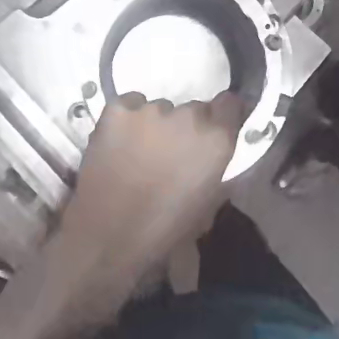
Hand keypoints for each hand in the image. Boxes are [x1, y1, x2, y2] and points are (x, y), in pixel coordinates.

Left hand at [53, 92, 245, 308]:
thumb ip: (215, 169)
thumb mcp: (207, 204)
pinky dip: (127, 120)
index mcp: (216, 140)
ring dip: (155, 125)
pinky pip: (130, 105)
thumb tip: (212, 156)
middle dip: (185, 126)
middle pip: (193, 108)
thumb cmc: (164, 229)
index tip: (214, 127)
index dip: (222, 115)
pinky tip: (119, 144)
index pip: (230, 104)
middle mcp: (188, 115)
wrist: (108, 235)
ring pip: (159, 109)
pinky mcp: (118, 108)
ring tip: (139, 153)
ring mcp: (151, 108)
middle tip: (170, 151)